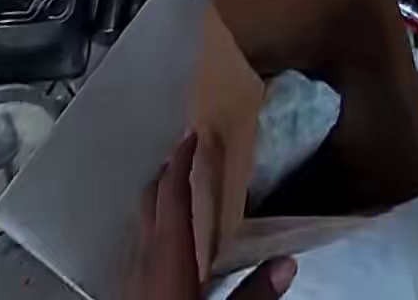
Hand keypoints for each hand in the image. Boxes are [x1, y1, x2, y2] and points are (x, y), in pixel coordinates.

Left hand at [128, 131, 296, 299]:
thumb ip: (254, 295)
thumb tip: (288, 262)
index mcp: (166, 257)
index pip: (172, 195)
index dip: (181, 161)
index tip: (193, 134)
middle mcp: (143, 260)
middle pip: (149, 201)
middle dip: (167, 172)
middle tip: (187, 151)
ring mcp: (130, 279)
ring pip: (142, 222)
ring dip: (160, 198)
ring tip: (181, 187)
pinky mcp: (129, 295)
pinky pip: (140, 244)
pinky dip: (155, 224)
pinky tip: (170, 239)